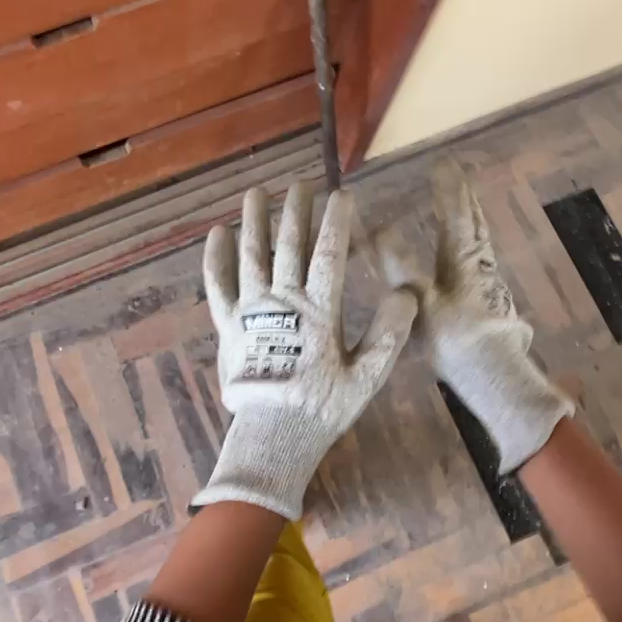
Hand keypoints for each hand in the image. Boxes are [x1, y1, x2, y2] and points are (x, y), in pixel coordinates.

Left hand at [194, 182, 416, 519]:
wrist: (272, 436)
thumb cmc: (321, 406)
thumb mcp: (366, 377)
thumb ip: (388, 335)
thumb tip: (406, 294)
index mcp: (319, 311)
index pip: (329, 255)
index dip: (336, 222)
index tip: (342, 195)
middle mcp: (282, 301)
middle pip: (289, 245)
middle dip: (296, 211)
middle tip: (300, 185)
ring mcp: (250, 311)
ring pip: (251, 255)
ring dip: (254, 221)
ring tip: (257, 193)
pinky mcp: (226, 324)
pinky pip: (217, 283)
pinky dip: (215, 256)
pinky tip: (217, 232)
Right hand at [377, 159, 574, 472]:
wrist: (494, 377)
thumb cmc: (454, 338)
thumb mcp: (417, 300)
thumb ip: (396, 262)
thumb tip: (375, 226)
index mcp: (463, 258)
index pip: (456, 214)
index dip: (448, 189)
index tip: (442, 162)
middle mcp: (479, 262)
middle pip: (473, 221)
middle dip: (462, 196)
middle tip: (455, 172)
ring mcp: (487, 280)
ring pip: (479, 238)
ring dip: (470, 215)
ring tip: (463, 200)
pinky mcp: (489, 297)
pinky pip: (478, 255)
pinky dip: (471, 238)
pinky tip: (465, 249)